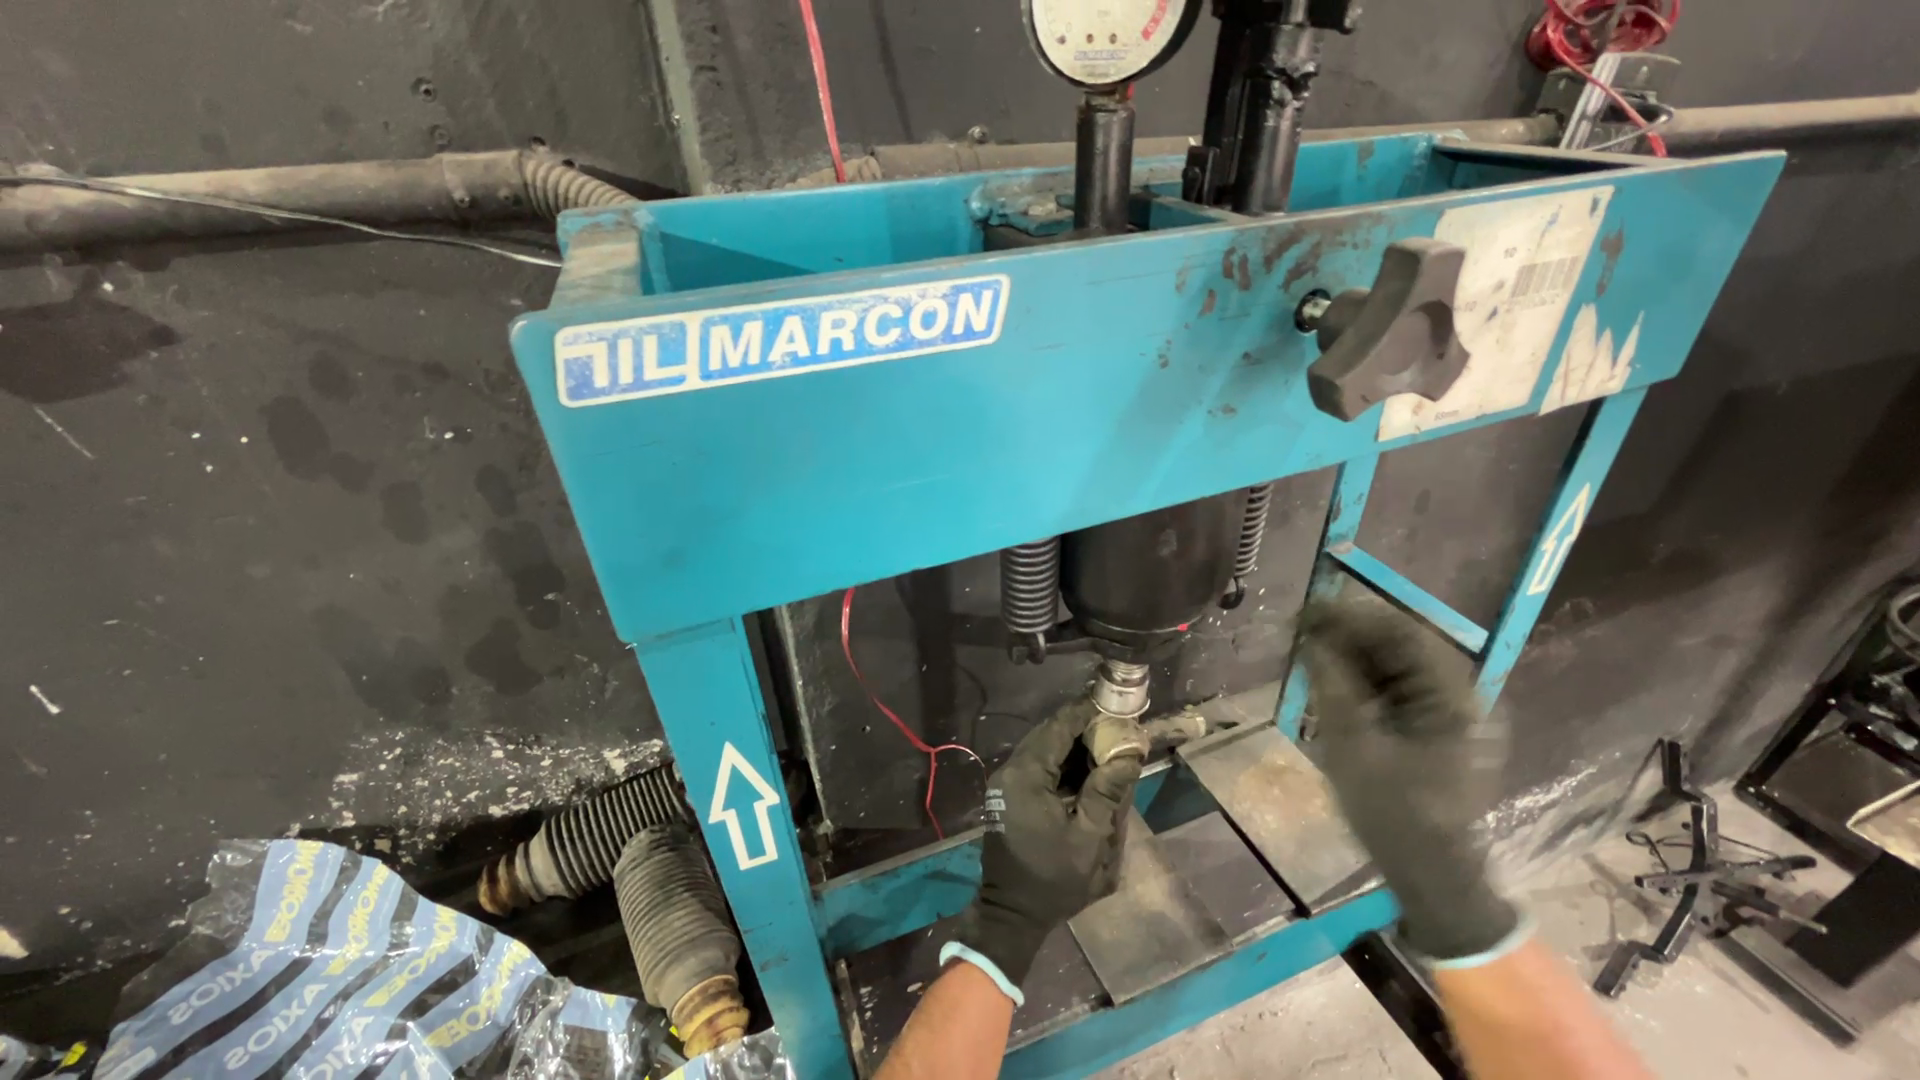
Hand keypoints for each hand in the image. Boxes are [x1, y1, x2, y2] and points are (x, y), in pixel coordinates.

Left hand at [951, 700, 1141, 991]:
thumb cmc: (1052, 878)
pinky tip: (1090, 767)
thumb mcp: (1089, 836)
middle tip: (1120, 724)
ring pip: (1045, 747)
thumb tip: (1132, 749)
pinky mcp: (1011, 794)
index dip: (1088, 712)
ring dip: (1075, 744)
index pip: (1058, 727)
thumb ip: (1108, 789)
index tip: (1118, 705)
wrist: (1013, 913)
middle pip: (1050, 733)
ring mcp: (1008, 781)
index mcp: (1026, 775)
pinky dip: (1064, 761)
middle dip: (1084, 726)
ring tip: (1111, 741)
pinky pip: (1040, 765)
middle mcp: (1011, 770)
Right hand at [1301, 599, 1520, 964]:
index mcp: (1451, 697)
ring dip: (1351, 653)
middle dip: (1348, 632)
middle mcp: (1458, 696)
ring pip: (1396, 664)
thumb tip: (1310, 638)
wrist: (1429, 874)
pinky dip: (1360, 678)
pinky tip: (1327, 679)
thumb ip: (1332, 684)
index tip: (1308, 612)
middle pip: (1401, 645)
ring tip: (1306, 651)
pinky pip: (1395, 688)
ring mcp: (1448, 714)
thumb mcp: (1353, 746)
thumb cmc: (1393, 813)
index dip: (1353, 616)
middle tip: (1300, 630)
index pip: (1403, 632)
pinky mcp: (1433, 730)